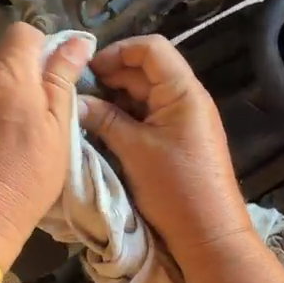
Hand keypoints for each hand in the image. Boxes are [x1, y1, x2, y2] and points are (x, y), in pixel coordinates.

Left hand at [0, 22, 90, 268]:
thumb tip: (77, 40)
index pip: (24, 33)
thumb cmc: (27, 174)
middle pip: (2, 60)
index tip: (52, 76)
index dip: (42, 47)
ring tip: (10, 137)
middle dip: (21, 78)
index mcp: (9, 73)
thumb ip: (63, 78)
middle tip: (37, 115)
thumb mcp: (58, 127)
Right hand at [79, 35, 254, 263]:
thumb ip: (104, 119)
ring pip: (145, 92)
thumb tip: (74, 101)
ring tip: (84, 109)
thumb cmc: (175, 187)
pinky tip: (103, 125)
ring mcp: (183, 118)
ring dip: (116, 96)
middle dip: (111, 75)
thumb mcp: (134, 150)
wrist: (209, 234)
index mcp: (183, 91)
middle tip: (77, 91)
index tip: (88, 69)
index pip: (151, 48)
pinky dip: (126, 115)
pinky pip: (149, 114)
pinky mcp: (178, 137)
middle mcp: (186, 97)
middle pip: (146, 69)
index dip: (118, 51)